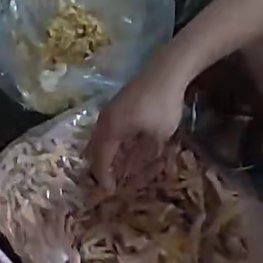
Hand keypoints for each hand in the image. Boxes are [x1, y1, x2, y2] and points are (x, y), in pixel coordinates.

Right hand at [86, 58, 187, 186]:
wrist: (166, 72)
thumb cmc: (162, 107)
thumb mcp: (158, 136)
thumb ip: (144, 153)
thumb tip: (135, 165)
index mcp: (111, 130)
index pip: (101, 159)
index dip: (104, 176)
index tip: (109, 190)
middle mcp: (105, 120)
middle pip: (96, 147)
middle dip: (100, 165)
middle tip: (107, 180)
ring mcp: (110, 109)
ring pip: (101, 136)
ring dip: (105, 152)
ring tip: (113, 165)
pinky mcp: (118, 103)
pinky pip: (108, 127)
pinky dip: (111, 140)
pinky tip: (122, 145)